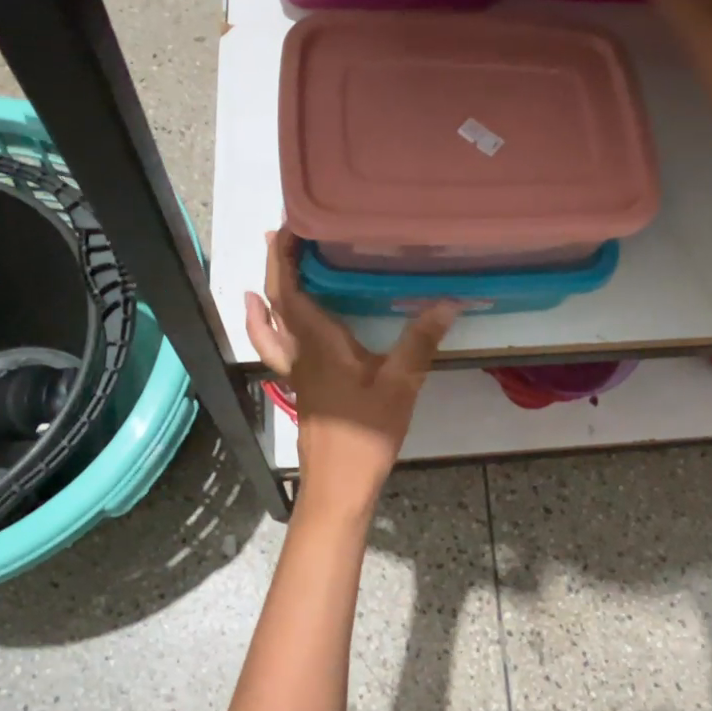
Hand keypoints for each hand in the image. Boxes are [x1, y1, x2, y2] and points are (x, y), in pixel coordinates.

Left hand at [245, 229, 461, 517]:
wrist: (339, 484)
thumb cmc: (365, 433)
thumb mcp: (401, 384)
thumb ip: (420, 341)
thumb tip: (449, 301)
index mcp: (317, 342)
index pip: (288, 291)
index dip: (283, 257)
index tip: (288, 226)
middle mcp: (299, 352)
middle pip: (274, 303)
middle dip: (274, 267)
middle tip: (280, 235)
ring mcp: (297, 372)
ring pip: (269, 327)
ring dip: (265, 298)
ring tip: (263, 278)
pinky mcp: (304, 388)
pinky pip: (279, 348)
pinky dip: (272, 329)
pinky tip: (285, 332)